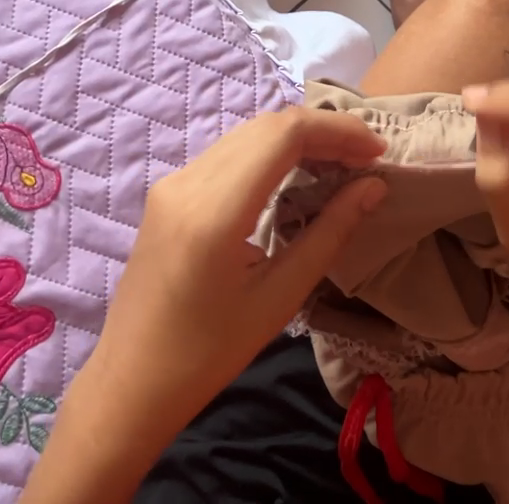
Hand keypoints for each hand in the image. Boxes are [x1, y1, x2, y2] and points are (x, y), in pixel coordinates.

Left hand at [94, 107, 388, 418]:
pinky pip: (229, 152)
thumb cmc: (209, 353)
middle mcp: (188, 182)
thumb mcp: (280, 298)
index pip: (284, 134)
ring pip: (248, 133)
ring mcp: (173, 183)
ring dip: (299, 138)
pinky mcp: (169, 191)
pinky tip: (297, 174)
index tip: (378, 151)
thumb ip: (330, 233)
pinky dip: (271, 152)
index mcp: (214, 211)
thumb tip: (375, 186)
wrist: (130, 383)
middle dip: (324, 131)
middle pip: (267, 126)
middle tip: (367, 159)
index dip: (338, 130)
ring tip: (342, 164)